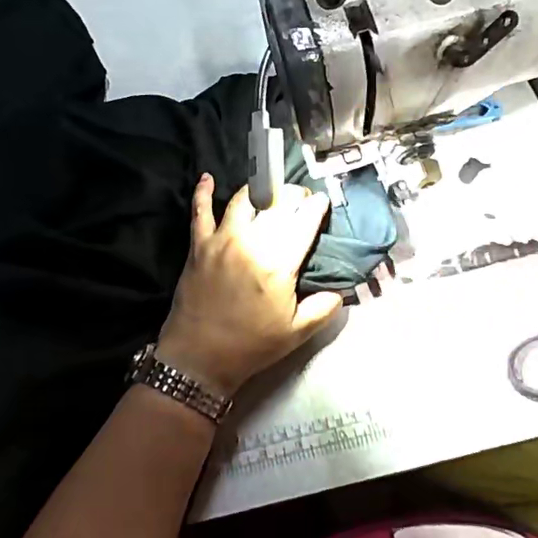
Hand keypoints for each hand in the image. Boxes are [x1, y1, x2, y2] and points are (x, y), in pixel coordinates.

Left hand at [155, 175, 343, 397]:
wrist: (199, 359)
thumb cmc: (251, 346)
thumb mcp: (297, 333)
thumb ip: (323, 308)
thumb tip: (339, 292)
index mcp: (278, 264)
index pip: (303, 223)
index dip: (315, 208)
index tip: (320, 201)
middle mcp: (251, 244)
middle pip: (276, 206)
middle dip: (292, 196)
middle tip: (299, 198)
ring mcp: (221, 241)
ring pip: (243, 201)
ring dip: (259, 191)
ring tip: (268, 192)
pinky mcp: (198, 246)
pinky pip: (200, 211)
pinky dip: (203, 192)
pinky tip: (207, 178)